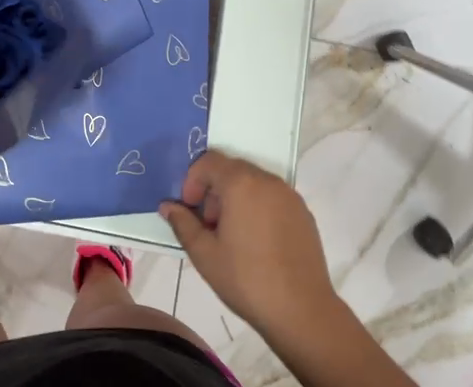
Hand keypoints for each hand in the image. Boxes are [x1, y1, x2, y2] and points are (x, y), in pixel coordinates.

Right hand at [159, 151, 338, 334]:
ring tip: (232, 236)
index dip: (192, 180)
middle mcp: (267, 180)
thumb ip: (183, 224)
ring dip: (236, 198)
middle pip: (232, 170)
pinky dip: (258, 207)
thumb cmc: (246, 279)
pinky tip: (257, 243)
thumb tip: (168, 206)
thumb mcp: (204, 254)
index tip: (188, 209)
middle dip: (214, 190)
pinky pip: (273, 198)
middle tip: (208, 225)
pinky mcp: (304, 213)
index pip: (209, 161)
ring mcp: (289, 196)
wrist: (302, 310)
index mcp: (241, 183)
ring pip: (253, 183)